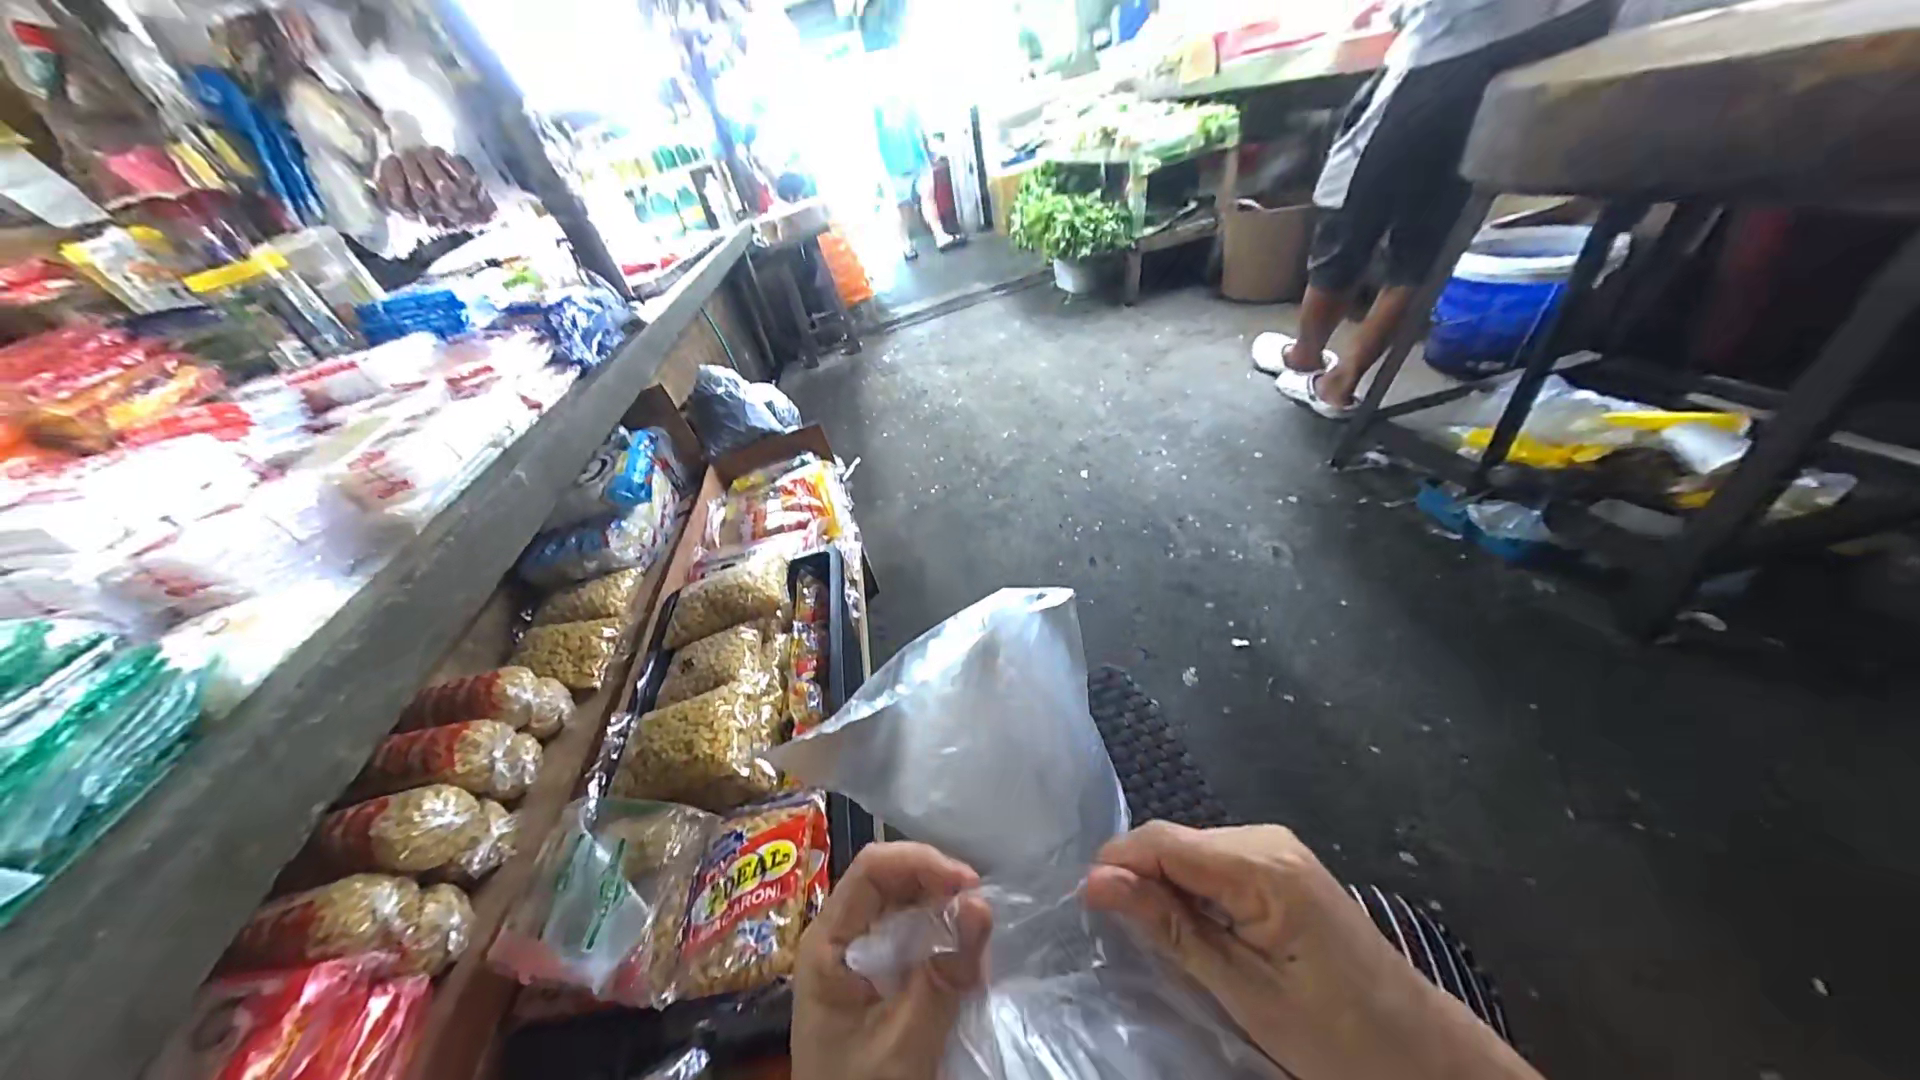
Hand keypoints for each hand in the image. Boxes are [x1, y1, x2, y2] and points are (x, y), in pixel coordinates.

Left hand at [792, 843, 992, 1079]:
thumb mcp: (905, 1043)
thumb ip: (945, 976)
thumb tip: (981, 903)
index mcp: (829, 940)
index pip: (872, 869)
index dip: (921, 863)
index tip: (968, 884)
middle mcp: (841, 933)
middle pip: (892, 878)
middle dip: (939, 885)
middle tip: (981, 913)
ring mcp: (860, 951)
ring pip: (907, 902)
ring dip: (945, 912)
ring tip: (975, 947)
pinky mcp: (880, 971)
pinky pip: (914, 932)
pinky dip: (944, 939)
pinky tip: (964, 964)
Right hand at [1084, 822, 1544, 1079]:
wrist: (1427, 1057)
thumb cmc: (1337, 1038)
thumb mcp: (1243, 991)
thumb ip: (1168, 926)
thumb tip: (1096, 882)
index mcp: (1262, 866)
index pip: (1163, 840)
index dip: (1118, 865)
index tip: (1087, 905)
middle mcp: (1266, 838)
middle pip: (1175, 841)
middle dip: (1141, 878)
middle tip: (1126, 936)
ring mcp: (1276, 846)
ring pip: (1191, 851)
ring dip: (1166, 887)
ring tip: (1161, 939)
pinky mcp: (1281, 862)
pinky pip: (1214, 862)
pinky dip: (1193, 890)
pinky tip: (1198, 929)